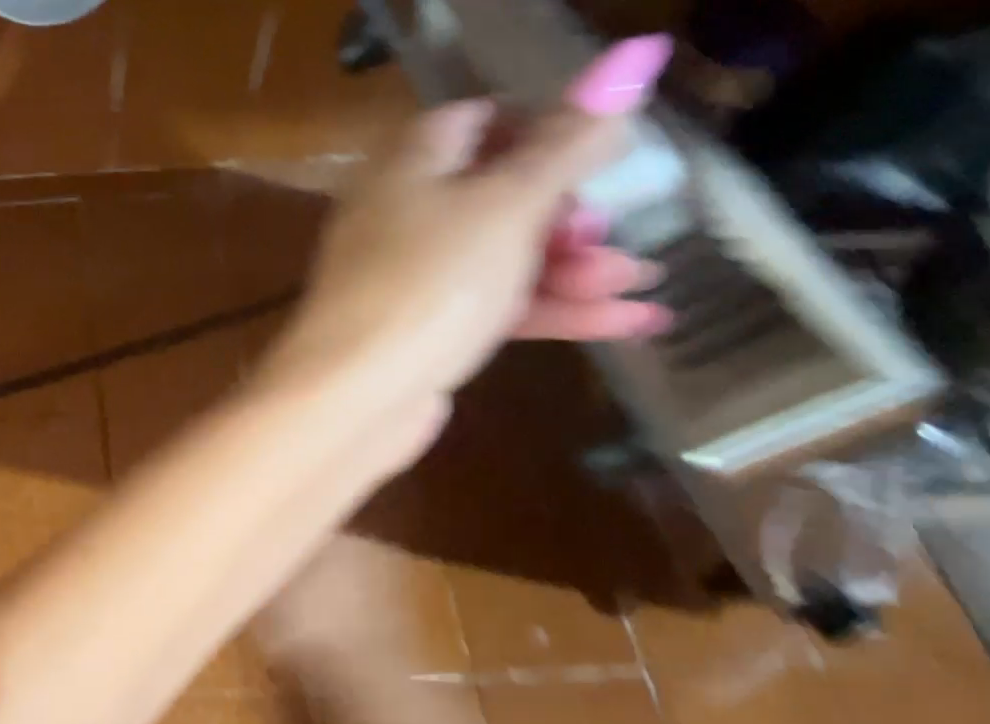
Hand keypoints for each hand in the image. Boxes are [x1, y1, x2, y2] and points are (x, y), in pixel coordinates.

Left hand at [262, 36, 675, 425]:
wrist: (350, 402)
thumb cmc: (427, 287)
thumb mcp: (506, 204)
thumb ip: (568, 141)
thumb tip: (634, 56)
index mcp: (407, 169)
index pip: (476, 121)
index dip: (541, 123)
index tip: (600, 144)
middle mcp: (401, 220)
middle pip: (495, 196)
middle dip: (565, 210)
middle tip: (607, 231)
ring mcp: (409, 283)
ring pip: (500, 259)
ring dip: (572, 267)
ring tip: (640, 280)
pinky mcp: (422, 338)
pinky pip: (495, 311)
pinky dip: (555, 312)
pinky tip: (633, 321)